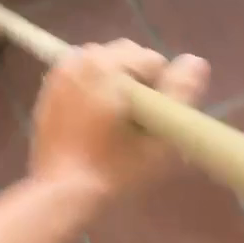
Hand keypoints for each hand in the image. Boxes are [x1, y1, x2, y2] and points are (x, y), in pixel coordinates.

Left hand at [29, 40, 208, 197]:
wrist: (62, 188)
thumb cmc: (115, 167)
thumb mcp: (160, 137)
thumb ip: (180, 95)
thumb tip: (195, 61)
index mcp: (107, 67)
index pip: (153, 60)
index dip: (163, 88)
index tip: (156, 118)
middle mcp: (80, 61)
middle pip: (125, 54)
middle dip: (138, 78)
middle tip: (139, 116)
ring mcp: (60, 73)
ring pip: (101, 61)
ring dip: (115, 79)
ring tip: (117, 116)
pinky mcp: (48, 89)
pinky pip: (80, 74)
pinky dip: (92, 85)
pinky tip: (96, 116)